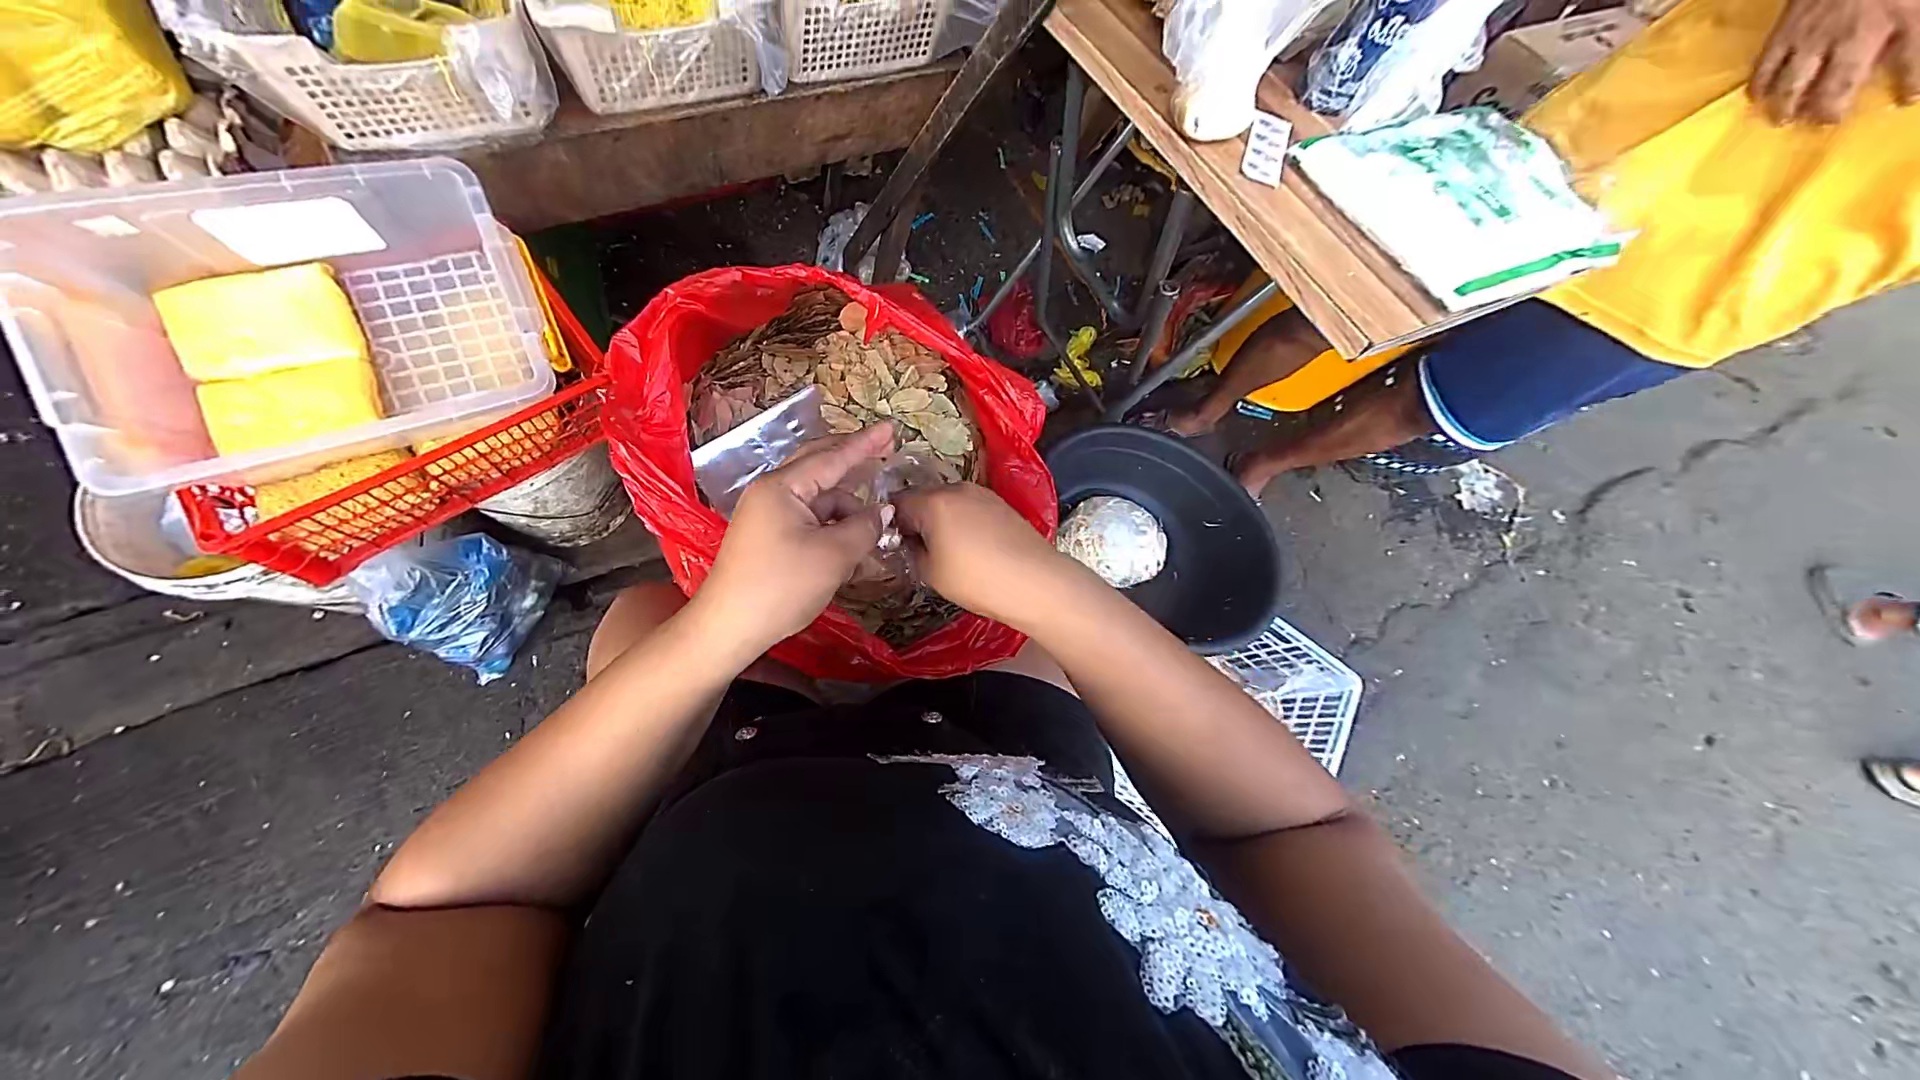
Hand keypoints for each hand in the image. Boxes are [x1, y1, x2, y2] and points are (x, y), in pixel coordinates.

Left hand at [695, 424, 896, 655]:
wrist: (729, 627)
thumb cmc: (781, 586)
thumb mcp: (833, 556)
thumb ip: (865, 527)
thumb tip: (883, 511)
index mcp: (782, 487)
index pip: (832, 457)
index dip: (866, 444)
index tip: (891, 430)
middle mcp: (771, 492)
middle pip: (821, 468)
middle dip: (854, 464)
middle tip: (888, 452)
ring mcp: (767, 515)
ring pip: (818, 501)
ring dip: (847, 511)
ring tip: (875, 533)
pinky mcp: (768, 537)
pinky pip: (809, 520)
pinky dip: (833, 529)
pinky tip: (851, 547)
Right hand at [893, 482, 1081, 627]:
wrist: (1036, 582)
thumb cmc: (977, 580)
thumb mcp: (931, 573)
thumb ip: (912, 550)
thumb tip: (910, 540)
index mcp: (933, 501)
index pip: (897, 503)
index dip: (891, 524)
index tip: (895, 546)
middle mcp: (957, 488)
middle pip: (924, 498)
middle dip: (917, 519)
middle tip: (919, 550)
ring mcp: (982, 493)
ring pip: (948, 502)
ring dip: (941, 520)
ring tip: (947, 551)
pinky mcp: (1001, 504)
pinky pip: (970, 507)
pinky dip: (963, 522)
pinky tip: (971, 547)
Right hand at [1751, 0, 1919, 123]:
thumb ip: (1918, 19)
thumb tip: (1910, 44)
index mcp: (1908, 15)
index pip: (1914, 61)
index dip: (1913, 85)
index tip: (1906, 101)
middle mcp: (1856, 34)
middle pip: (1839, 85)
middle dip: (1830, 109)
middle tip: (1824, 123)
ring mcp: (1814, 36)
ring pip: (1794, 85)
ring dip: (1787, 107)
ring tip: (1783, 119)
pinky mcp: (1784, 33)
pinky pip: (1765, 68)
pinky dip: (1759, 87)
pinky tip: (1758, 97)